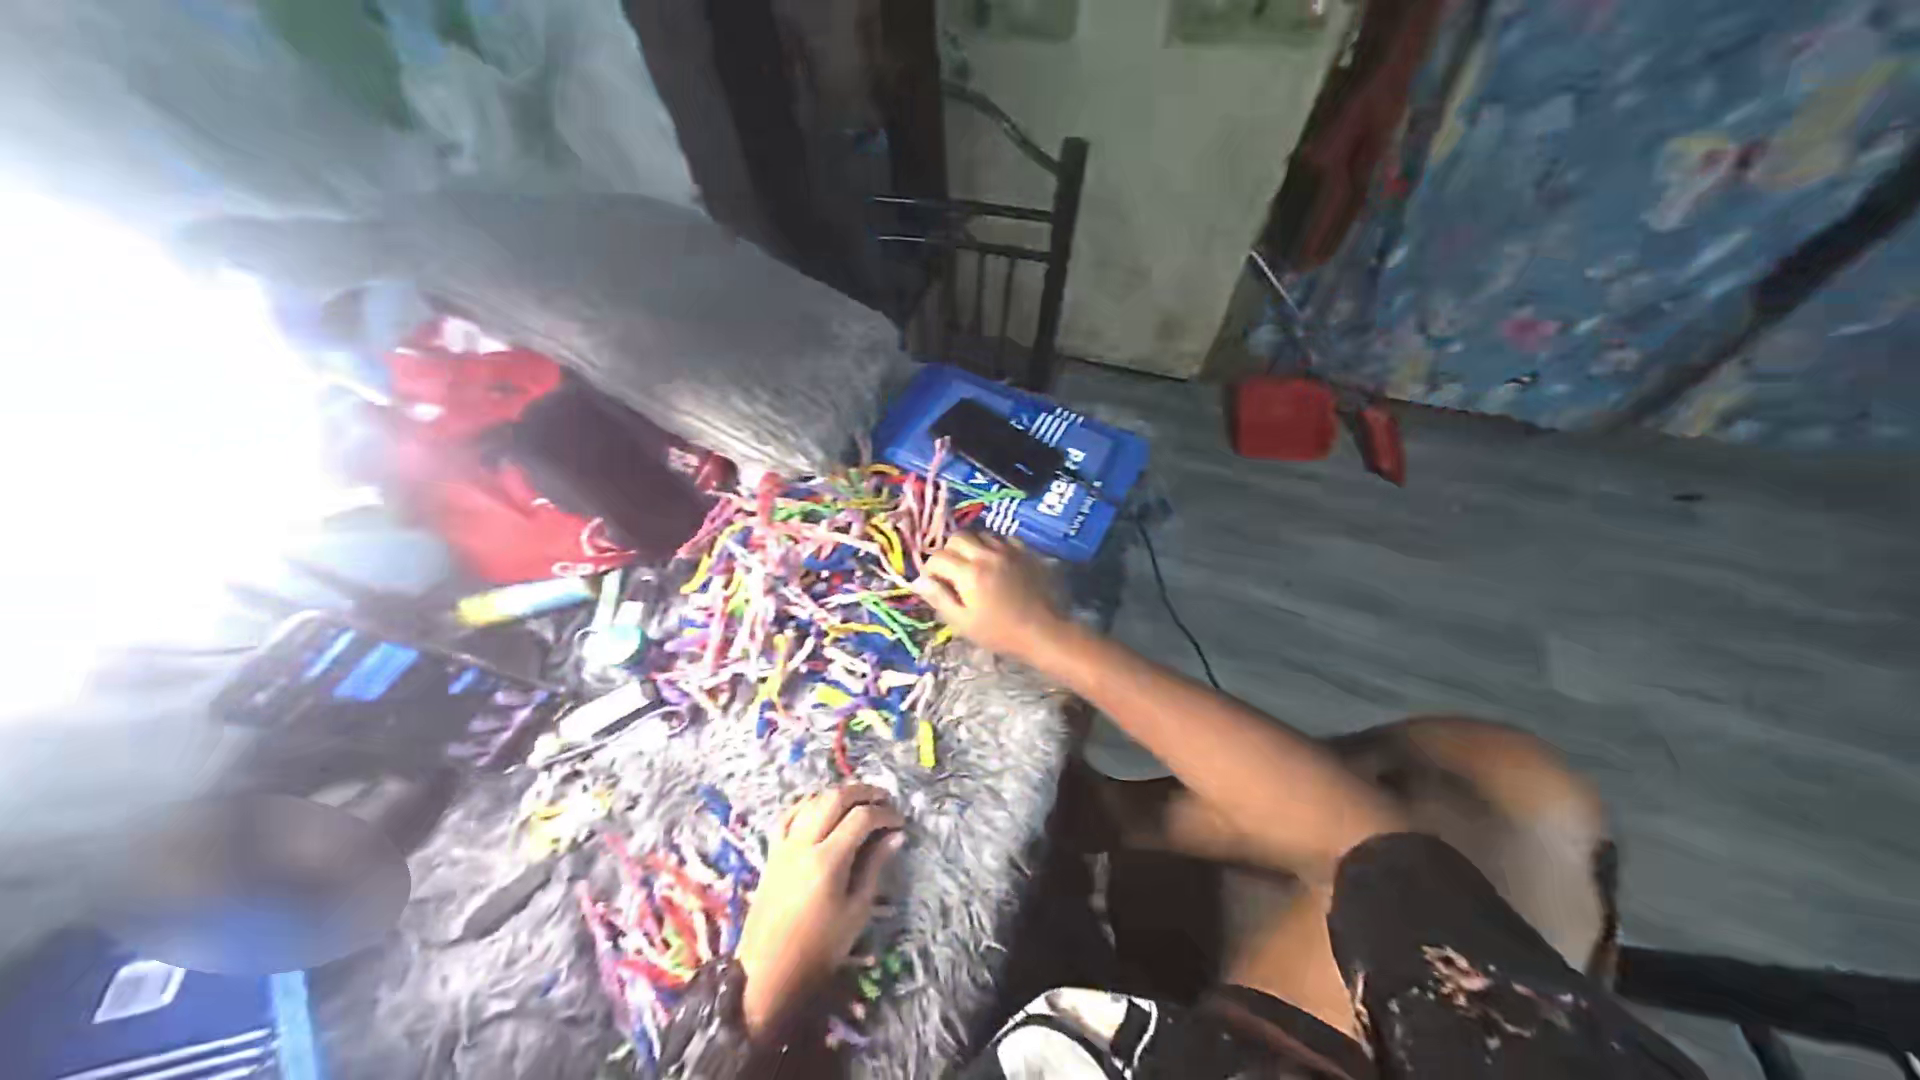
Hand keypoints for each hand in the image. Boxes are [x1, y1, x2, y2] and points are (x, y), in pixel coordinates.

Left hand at [734, 785, 904, 1041]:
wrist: (768, 973)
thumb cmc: (819, 949)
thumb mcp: (856, 911)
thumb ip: (875, 867)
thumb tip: (895, 836)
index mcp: (828, 861)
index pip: (861, 818)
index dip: (885, 814)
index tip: (900, 822)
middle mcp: (804, 844)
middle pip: (835, 798)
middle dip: (863, 792)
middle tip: (884, 799)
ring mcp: (785, 845)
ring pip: (812, 800)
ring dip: (838, 793)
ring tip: (859, 800)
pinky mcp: (772, 852)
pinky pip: (789, 814)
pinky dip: (809, 803)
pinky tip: (822, 807)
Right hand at [912, 532, 1070, 661]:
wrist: (1043, 631)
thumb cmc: (999, 632)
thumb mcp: (963, 622)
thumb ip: (939, 598)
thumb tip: (919, 581)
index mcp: (969, 573)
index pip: (938, 557)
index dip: (930, 569)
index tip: (934, 583)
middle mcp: (987, 554)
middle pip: (957, 537)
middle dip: (948, 551)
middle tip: (951, 572)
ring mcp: (1008, 550)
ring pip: (980, 534)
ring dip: (971, 547)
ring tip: (973, 566)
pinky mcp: (1025, 552)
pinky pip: (1002, 538)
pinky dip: (993, 546)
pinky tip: (995, 562)